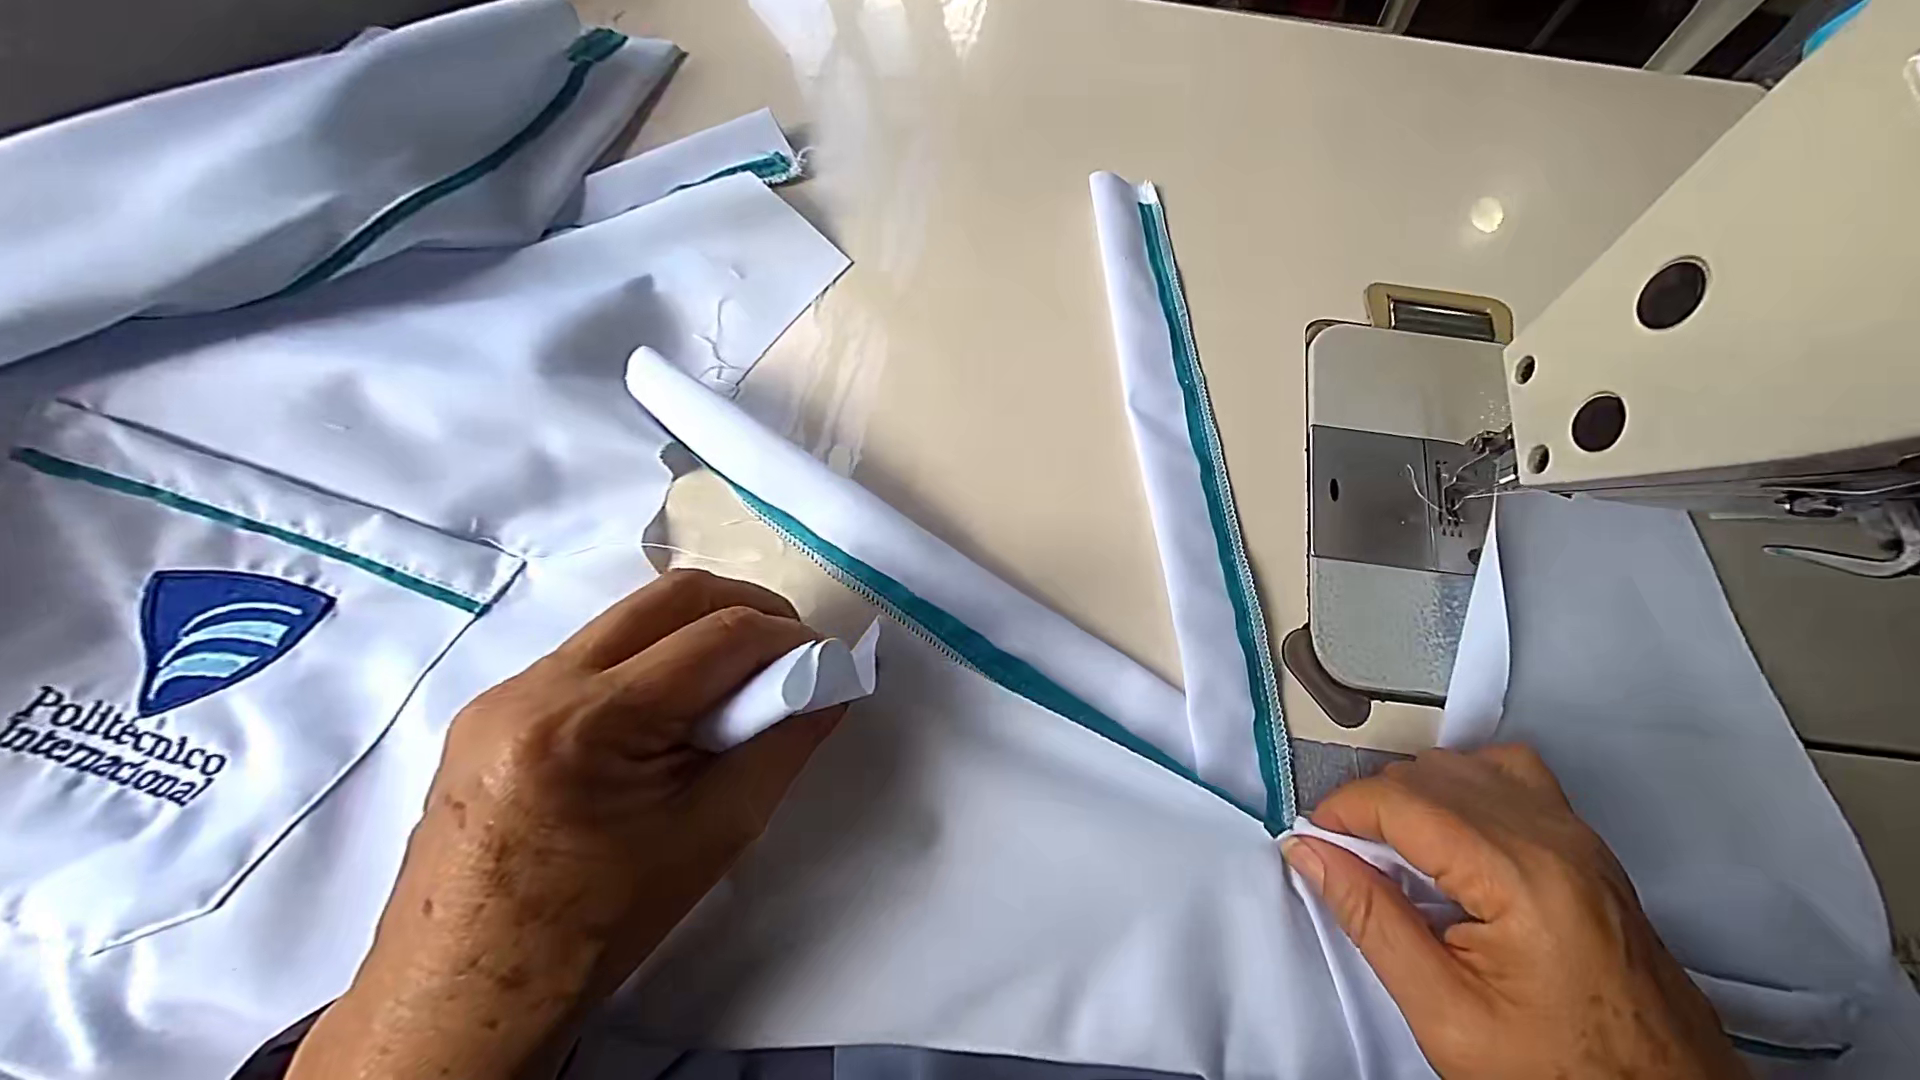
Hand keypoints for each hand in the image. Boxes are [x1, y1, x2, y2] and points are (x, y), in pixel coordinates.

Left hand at [290, 569, 843, 1079]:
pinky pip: (596, 651)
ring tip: (737, 682)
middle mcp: (534, 686)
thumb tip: (830, 689)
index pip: (715, 637)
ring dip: (700, 630)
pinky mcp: (494, 708)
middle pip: (669, 596)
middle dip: (747, 608)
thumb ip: (783, 747)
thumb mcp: (714, 836)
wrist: (459, 1004)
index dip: (786, 636)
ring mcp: (504, 692)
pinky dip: (656, 657)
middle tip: (789, 650)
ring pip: (632, 617)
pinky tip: (673, 711)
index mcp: (586, 726)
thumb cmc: (597, 931)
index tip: (823, 659)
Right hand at [1281, 745, 1747, 1079]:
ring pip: (1457, 764)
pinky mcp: (1583, 843)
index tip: (1316, 840)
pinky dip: (1460, 781)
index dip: (1340, 811)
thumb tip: (1309, 852)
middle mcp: (1554, 841)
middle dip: (1368, 807)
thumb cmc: (1564, 1073)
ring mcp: (1575, 836)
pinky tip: (1447, 824)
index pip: (1398, 799)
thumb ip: (1369, 919)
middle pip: (1422, 774)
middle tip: (1350, 859)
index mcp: (1521, 878)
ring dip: (1409, 794)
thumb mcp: (1445, 1012)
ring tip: (1395, 850)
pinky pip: (1506, 770)